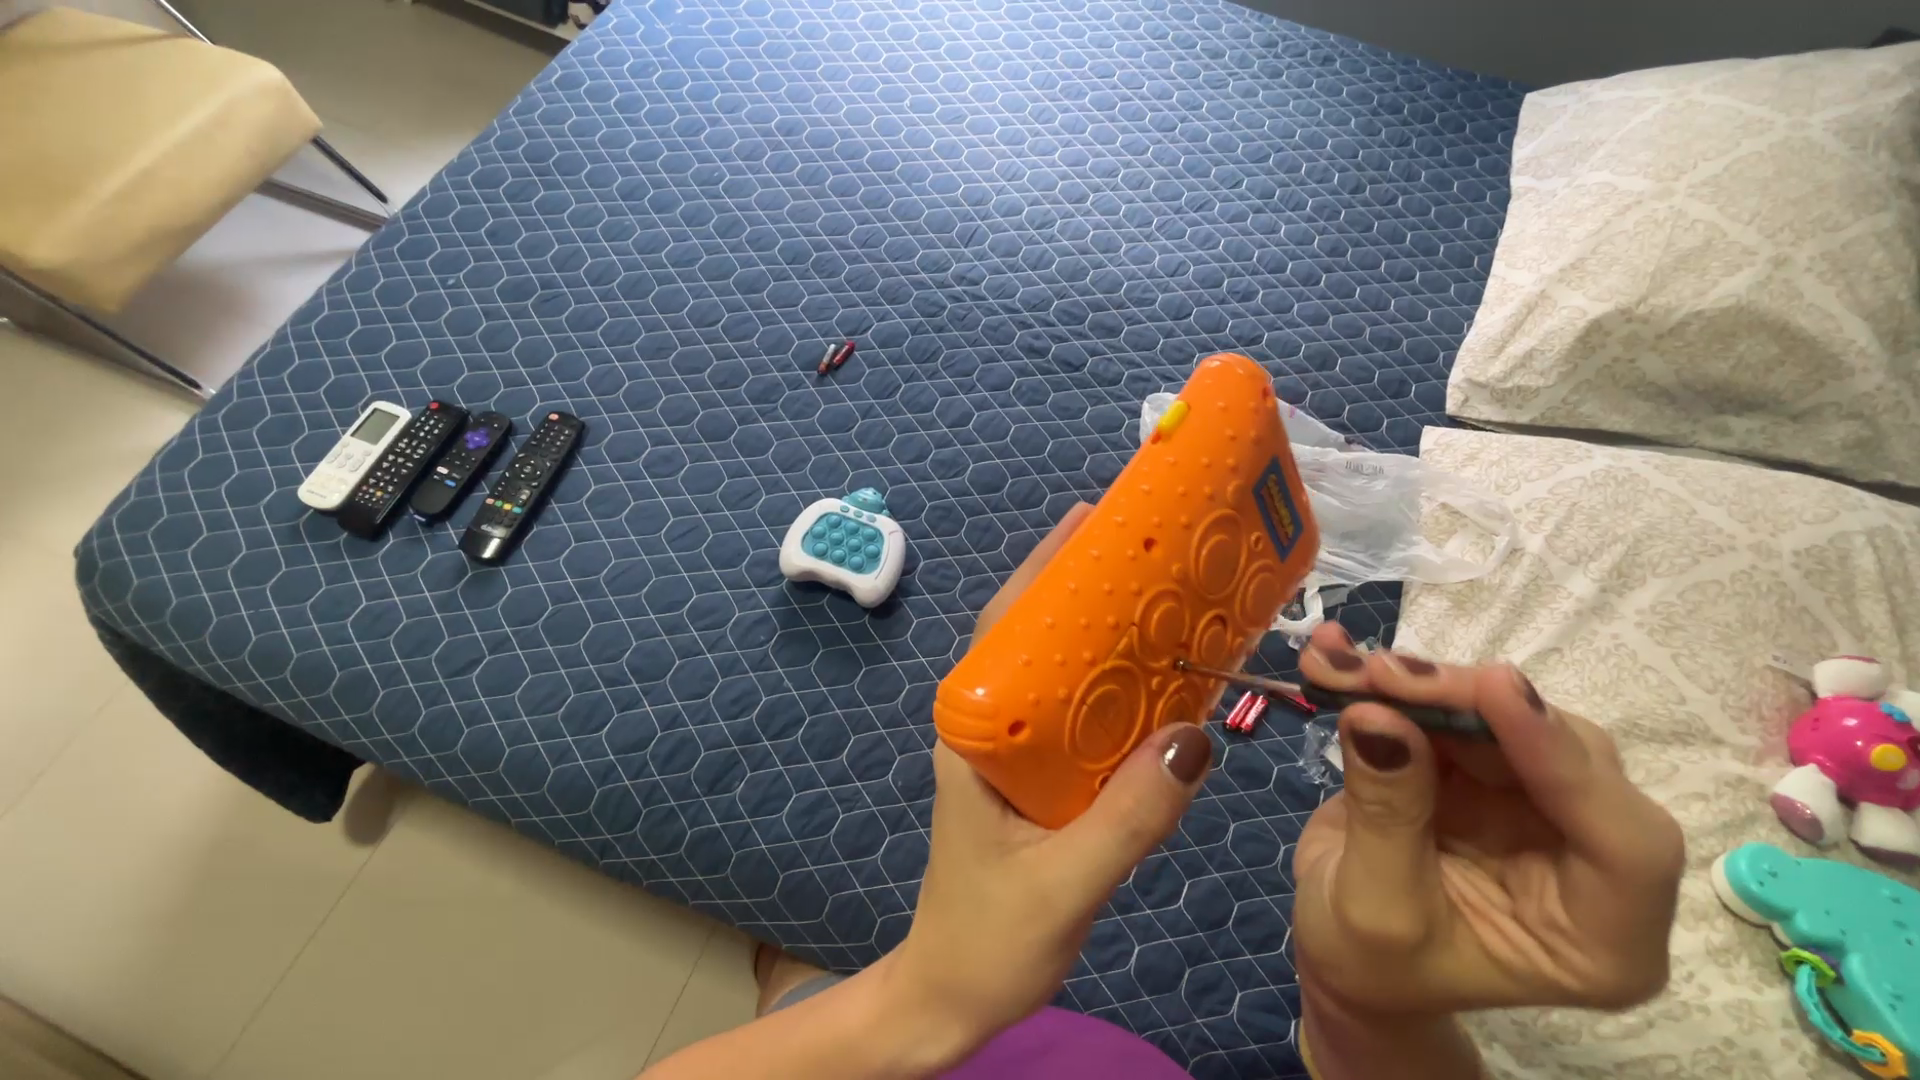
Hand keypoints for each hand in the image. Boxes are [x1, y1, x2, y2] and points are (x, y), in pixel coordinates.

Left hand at [893, 503, 1214, 1044]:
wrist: (952, 996)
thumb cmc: (989, 940)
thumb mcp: (1064, 883)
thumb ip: (1128, 816)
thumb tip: (1195, 738)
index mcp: (975, 733)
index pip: (1006, 629)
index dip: (1045, 571)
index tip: (1091, 524)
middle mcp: (990, 728)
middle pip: (1037, 638)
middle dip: (1085, 589)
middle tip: (1147, 549)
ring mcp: (1012, 752)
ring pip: (1062, 676)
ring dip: (1105, 638)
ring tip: (1165, 599)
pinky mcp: (1036, 780)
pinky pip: (1081, 720)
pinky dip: (1118, 695)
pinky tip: (1164, 689)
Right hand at [1291, 622, 1684, 1019]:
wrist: (1344, 955)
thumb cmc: (1370, 962)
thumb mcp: (1374, 906)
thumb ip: (1386, 813)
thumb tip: (1376, 714)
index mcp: (1598, 936)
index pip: (1620, 839)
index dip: (1560, 756)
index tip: (1493, 688)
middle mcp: (1584, 858)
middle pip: (1555, 756)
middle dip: (1464, 705)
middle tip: (1380, 673)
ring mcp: (1534, 807)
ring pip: (1498, 719)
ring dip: (1416, 683)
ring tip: (1340, 666)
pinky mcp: (1483, 772)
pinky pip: (1448, 711)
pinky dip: (1391, 682)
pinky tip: (1337, 654)